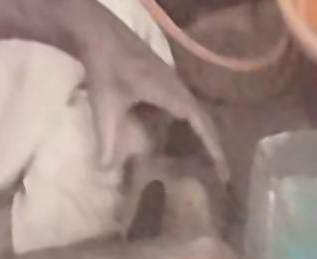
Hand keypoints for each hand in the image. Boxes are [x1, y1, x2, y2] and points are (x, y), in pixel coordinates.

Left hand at [74, 12, 225, 170]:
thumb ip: (106, 136)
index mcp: (170, 93)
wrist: (93, 25)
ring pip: (199, 115)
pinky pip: (189, 108)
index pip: (201, 124)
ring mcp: (175, 83)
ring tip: (212, 161)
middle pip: (206, 122)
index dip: (213, 148)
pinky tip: (191, 140)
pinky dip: (195, 127)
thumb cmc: (101, 61)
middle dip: (215, 148)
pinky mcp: (169, 82)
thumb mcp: (103, 100)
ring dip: (207, 137)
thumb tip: (103, 171)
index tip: (223, 171)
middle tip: (223, 175)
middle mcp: (179, 88)